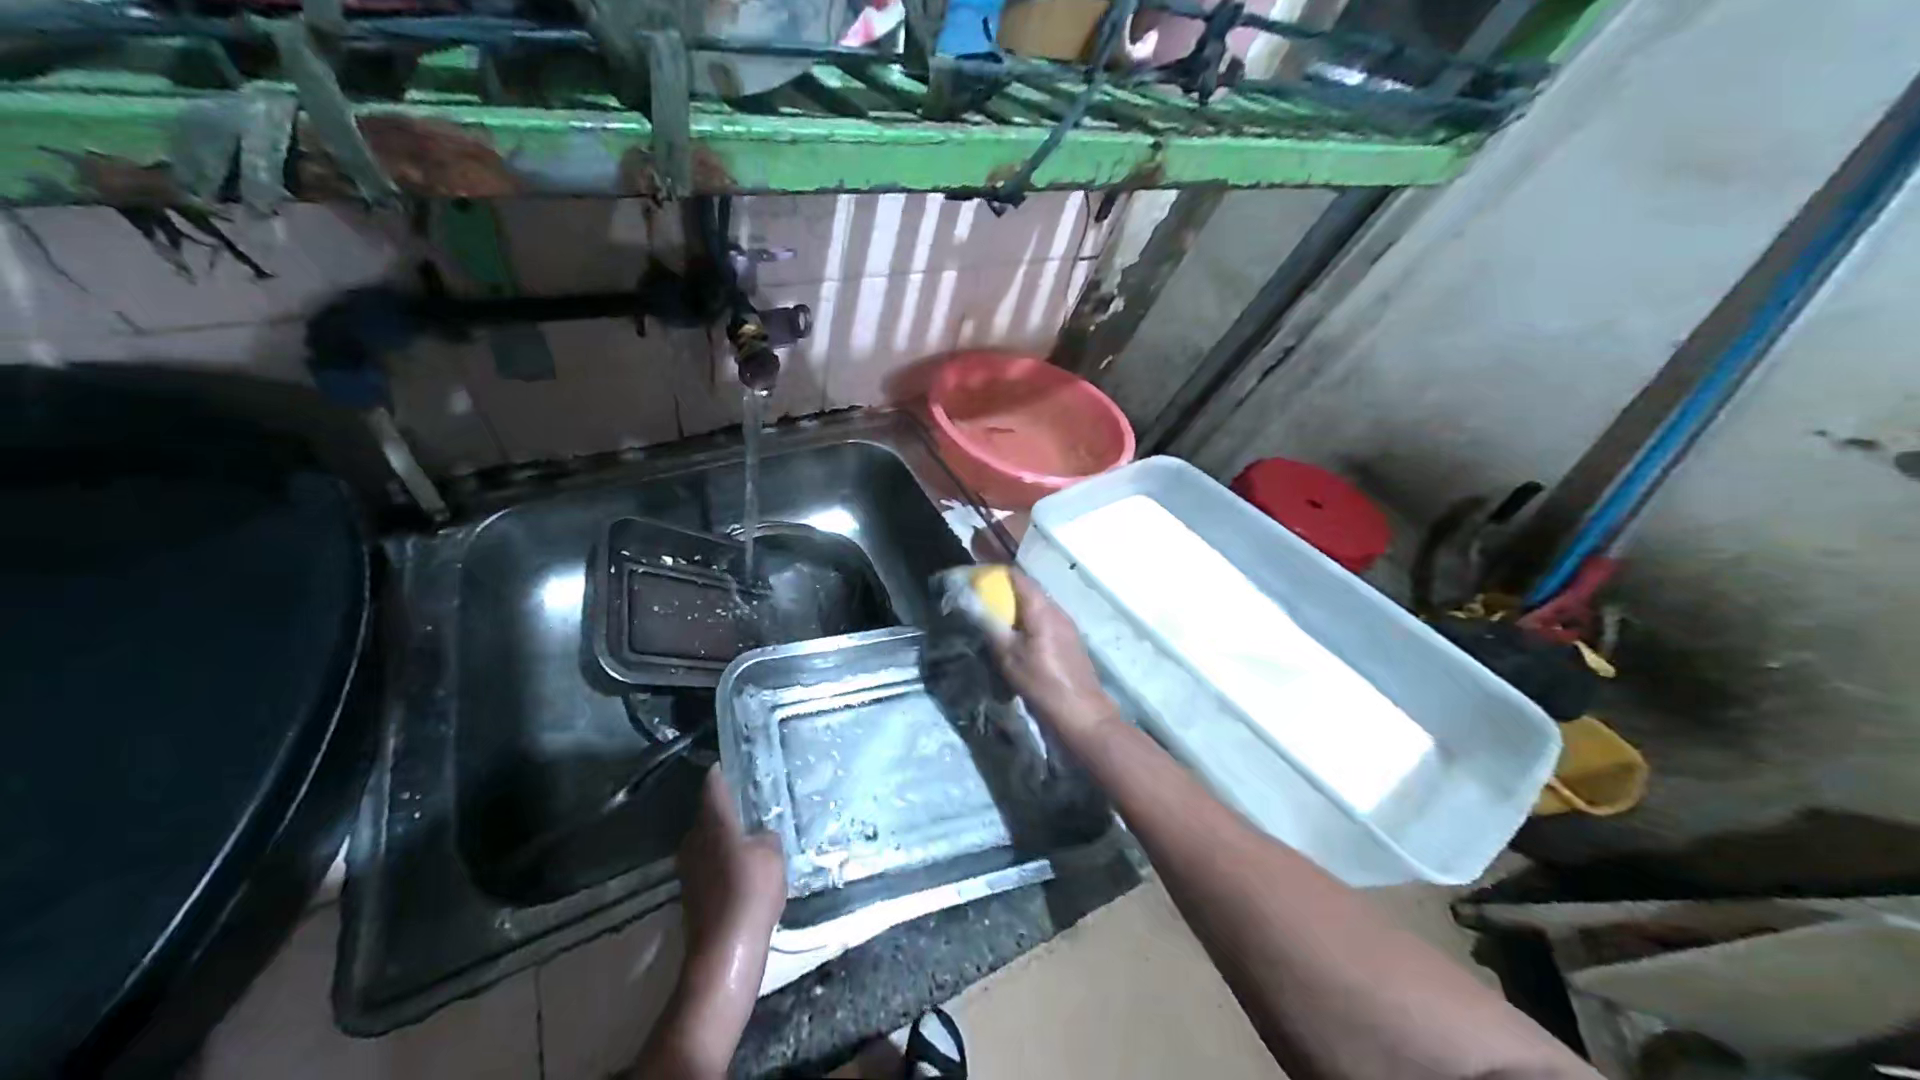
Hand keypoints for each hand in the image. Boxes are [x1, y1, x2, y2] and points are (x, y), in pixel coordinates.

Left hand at [677, 766, 786, 987]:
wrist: (726, 950)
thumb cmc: (751, 890)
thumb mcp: (773, 853)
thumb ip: (766, 835)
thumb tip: (759, 834)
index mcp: (712, 821)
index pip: (713, 784)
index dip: (724, 771)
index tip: (737, 763)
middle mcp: (693, 838)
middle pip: (708, 813)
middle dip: (728, 807)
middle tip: (754, 802)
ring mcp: (688, 867)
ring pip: (708, 839)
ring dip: (725, 835)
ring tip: (753, 834)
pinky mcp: (691, 891)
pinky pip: (709, 861)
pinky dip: (724, 859)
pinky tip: (744, 866)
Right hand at [989, 571, 1122, 742]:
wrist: (1081, 713)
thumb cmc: (1042, 683)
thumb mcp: (1008, 656)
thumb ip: (990, 624)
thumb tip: (971, 601)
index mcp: (1042, 609)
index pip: (1018, 577)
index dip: (996, 575)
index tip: (977, 581)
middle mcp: (1058, 610)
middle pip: (1029, 591)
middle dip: (1005, 594)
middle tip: (983, 605)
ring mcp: (1068, 625)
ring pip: (1038, 608)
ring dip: (1018, 611)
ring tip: (998, 624)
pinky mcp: (1071, 640)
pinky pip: (1046, 622)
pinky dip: (1029, 624)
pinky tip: (1019, 642)